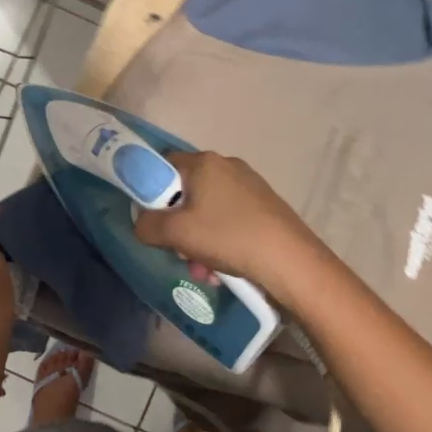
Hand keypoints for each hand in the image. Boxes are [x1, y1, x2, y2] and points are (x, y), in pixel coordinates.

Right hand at [132, 151, 327, 298]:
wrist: (289, 260)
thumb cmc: (227, 237)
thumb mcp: (175, 233)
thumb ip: (147, 225)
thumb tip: (143, 223)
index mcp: (204, 162)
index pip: (162, 164)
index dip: (150, 190)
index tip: (151, 218)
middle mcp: (228, 166)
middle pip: (186, 191)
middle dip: (177, 224)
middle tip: (177, 250)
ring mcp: (250, 185)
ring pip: (207, 211)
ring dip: (197, 240)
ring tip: (202, 269)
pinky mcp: (264, 206)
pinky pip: (228, 221)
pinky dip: (219, 242)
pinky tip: (222, 269)